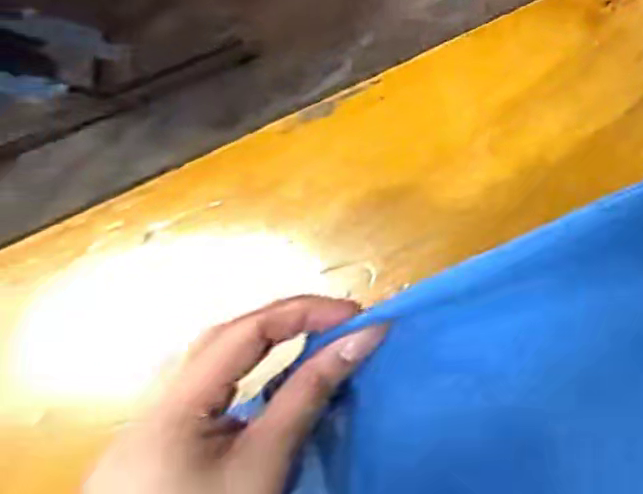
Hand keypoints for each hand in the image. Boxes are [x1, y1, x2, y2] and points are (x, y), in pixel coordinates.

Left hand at [85, 296, 385, 493]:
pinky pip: (208, 396)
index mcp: (169, 412)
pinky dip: (253, 377)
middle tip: (342, 324)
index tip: (360, 317)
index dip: (307, 311)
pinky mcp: (152, 459)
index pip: (245, 331)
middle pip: (222, 342)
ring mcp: (145, 440)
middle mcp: (149, 416)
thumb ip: (313, 389)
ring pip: (212, 367)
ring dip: (271, 347)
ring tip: (321, 348)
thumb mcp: (267, 457)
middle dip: (288, 321)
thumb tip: (370, 331)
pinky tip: (280, 392)